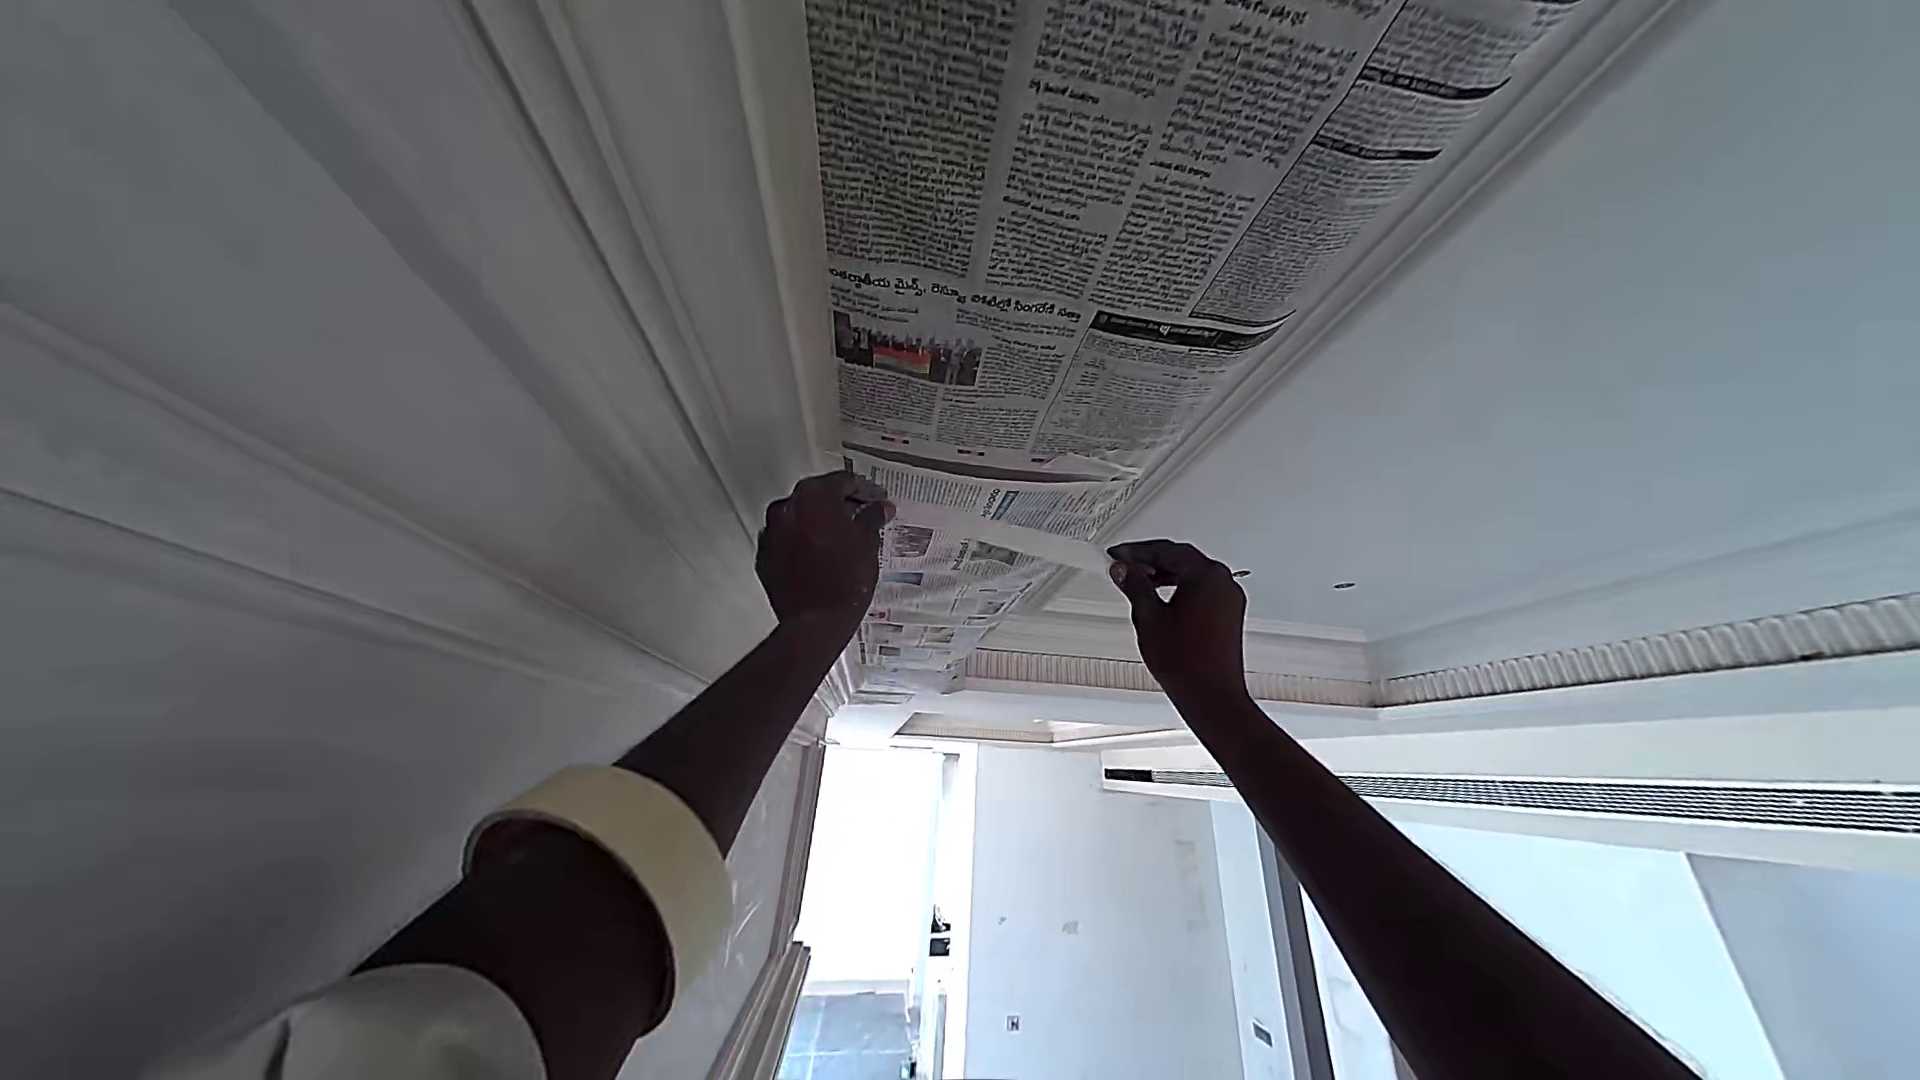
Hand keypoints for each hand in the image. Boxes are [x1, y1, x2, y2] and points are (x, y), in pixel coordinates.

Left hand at [757, 471, 891, 638]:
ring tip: (842, 538)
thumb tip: (879, 509)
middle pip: (818, 495)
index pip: (843, 481)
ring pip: (799, 517)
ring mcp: (772, 532)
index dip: (864, 490)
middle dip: (840, 503)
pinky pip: (786, 541)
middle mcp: (787, 508)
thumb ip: (872, 518)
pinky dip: (802, 542)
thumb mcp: (868, 542)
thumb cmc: (843, 582)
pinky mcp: (765, 557)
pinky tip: (821, 555)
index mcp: (814, 497)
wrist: (817, 621)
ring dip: (819, 522)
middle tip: (860, 514)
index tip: (874, 499)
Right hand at [1108, 539, 1249, 704]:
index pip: (1166, 550)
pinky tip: (1160, 598)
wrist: (1211, 696)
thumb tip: (1125, 571)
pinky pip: (1201, 589)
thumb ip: (1134, 586)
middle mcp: (1223, 583)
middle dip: (1150, 560)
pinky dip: (1179, 587)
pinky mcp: (1228, 614)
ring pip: (1192, 573)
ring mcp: (1229, 599)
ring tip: (1138, 581)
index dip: (1136, 551)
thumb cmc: (1188, 662)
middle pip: (1181, 558)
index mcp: (1206, 576)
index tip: (1118, 554)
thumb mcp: (1148, 616)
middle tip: (1125, 565)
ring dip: (1164, 573)